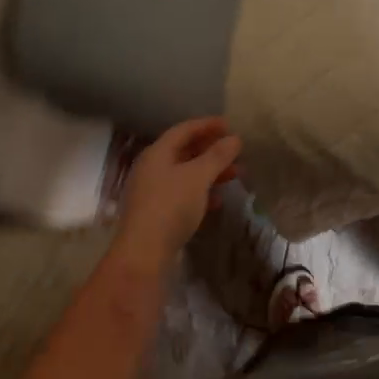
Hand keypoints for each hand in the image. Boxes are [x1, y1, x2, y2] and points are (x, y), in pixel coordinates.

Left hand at [112, 117, 242, 266]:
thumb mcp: (198, 177)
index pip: (184, 129)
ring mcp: (152, 192)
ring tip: (235, 175)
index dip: (207, 125)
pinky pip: (182, 194)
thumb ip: (217, 156)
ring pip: (185, 174)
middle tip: (235, 151)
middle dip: (211, 150)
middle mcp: (151, 168)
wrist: (143, 253)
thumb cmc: (171, 206)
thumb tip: (235, 138)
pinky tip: (217, 201)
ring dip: (209, 172)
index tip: (229, 124)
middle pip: (184, 151)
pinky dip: (200, 192)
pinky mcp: (156, 213)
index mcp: (157, 153)